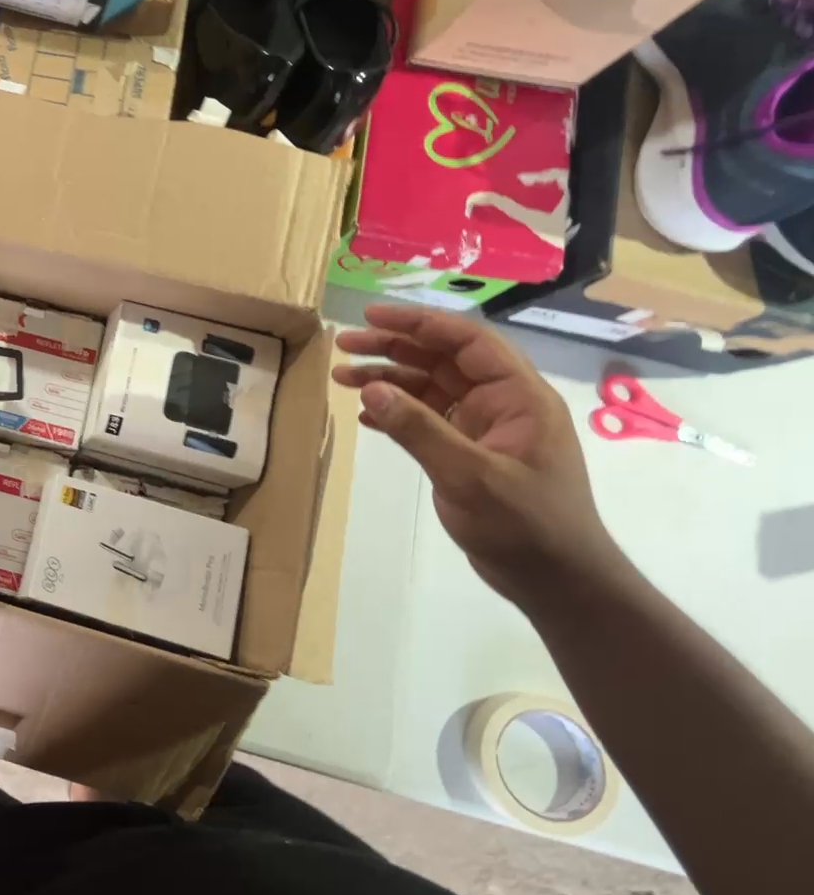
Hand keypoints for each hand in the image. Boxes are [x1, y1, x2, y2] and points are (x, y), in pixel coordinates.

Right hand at [331, 305, 630, 613]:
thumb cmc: (524, 524)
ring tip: (340, 376)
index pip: (468, 342)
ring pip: (430, 387)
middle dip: (393, 348)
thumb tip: (370, 388)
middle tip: (343, 345)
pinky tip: (364, 413)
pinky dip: (393, 412)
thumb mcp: (469, 475)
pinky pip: (426, 418)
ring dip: (387, 379)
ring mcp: (485, 428)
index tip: (371, 316)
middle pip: (443, 359)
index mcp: (520, 398)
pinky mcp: (467, 451)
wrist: (554, 579)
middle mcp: (503, 404)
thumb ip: (419, 429)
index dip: (420, 324)